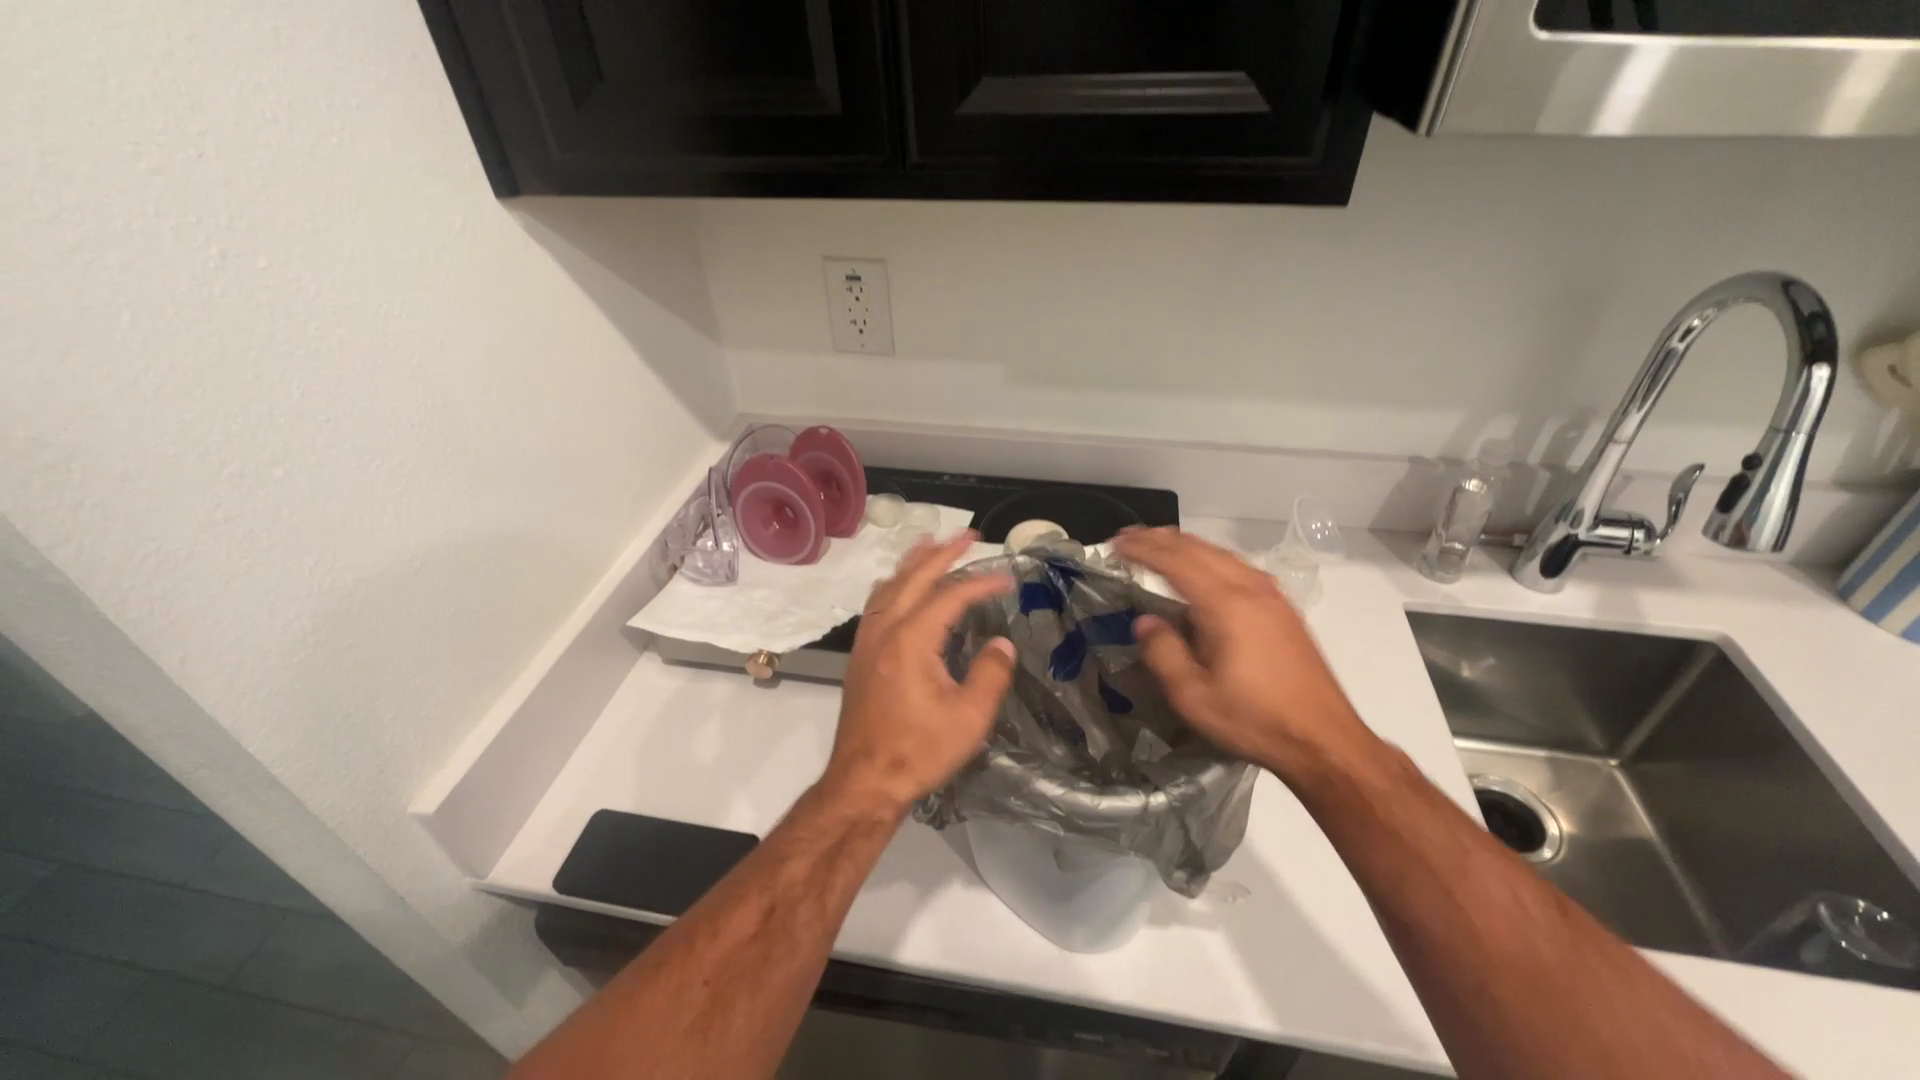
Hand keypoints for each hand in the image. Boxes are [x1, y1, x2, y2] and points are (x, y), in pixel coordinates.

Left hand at [822, 531, 1015, 814]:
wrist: (864, 780)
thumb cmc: (918, 751)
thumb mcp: (969, 718)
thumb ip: (990, 674)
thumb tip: (1002, 644)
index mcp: (911, 640)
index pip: (950, 596)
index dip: (980, 582)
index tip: (1007, 579)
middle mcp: (885, 631)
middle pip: (914, 578)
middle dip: (942, 553)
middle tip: (968, 536)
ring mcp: (867, 642)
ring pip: (889, 587)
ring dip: (913, 564)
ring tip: (932, 546)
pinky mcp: (860, 657)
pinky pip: (876, 605)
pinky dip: (894, 585)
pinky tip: (899, 588)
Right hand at [1113, 527, 1376, 783]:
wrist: (1323, 740)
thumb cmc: (1254, 720)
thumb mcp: (1193, 696)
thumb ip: (1163, 653)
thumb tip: (1145, 621)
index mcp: (1226, 605)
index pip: (1176, 562)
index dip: (1143, 549)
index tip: (1115, 544)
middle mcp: (1251, 589)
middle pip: (1200, 549)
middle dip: (1162, 539)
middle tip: (1129, 537)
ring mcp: (1273, 597)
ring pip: (1223, 555)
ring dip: (1188, 546)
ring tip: (1160, 546)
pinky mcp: (1284, 611)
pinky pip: (1240, 568)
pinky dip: (1212, 559)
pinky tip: (1205, 570)